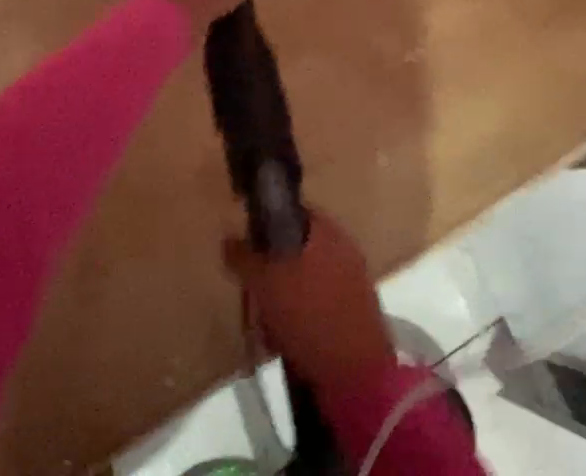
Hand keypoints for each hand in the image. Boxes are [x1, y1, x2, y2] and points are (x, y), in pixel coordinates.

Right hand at [223, 212, 397, 394]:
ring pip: (304, 279)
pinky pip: (316, 304)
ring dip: (281, 296)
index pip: (292, 211)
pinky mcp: (354, 314)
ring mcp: (353, 282)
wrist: (355, 375)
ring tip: (263, 321)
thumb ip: (243, 257)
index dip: (266, 222)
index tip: (246, 242)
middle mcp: (344, 250)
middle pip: (296, 248)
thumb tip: (229, 238)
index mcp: (328, 231)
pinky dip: (298, 317)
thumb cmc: (308, 315)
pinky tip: (282, 339)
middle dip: (270, 267)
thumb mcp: (263, 282)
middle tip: (251, 287)